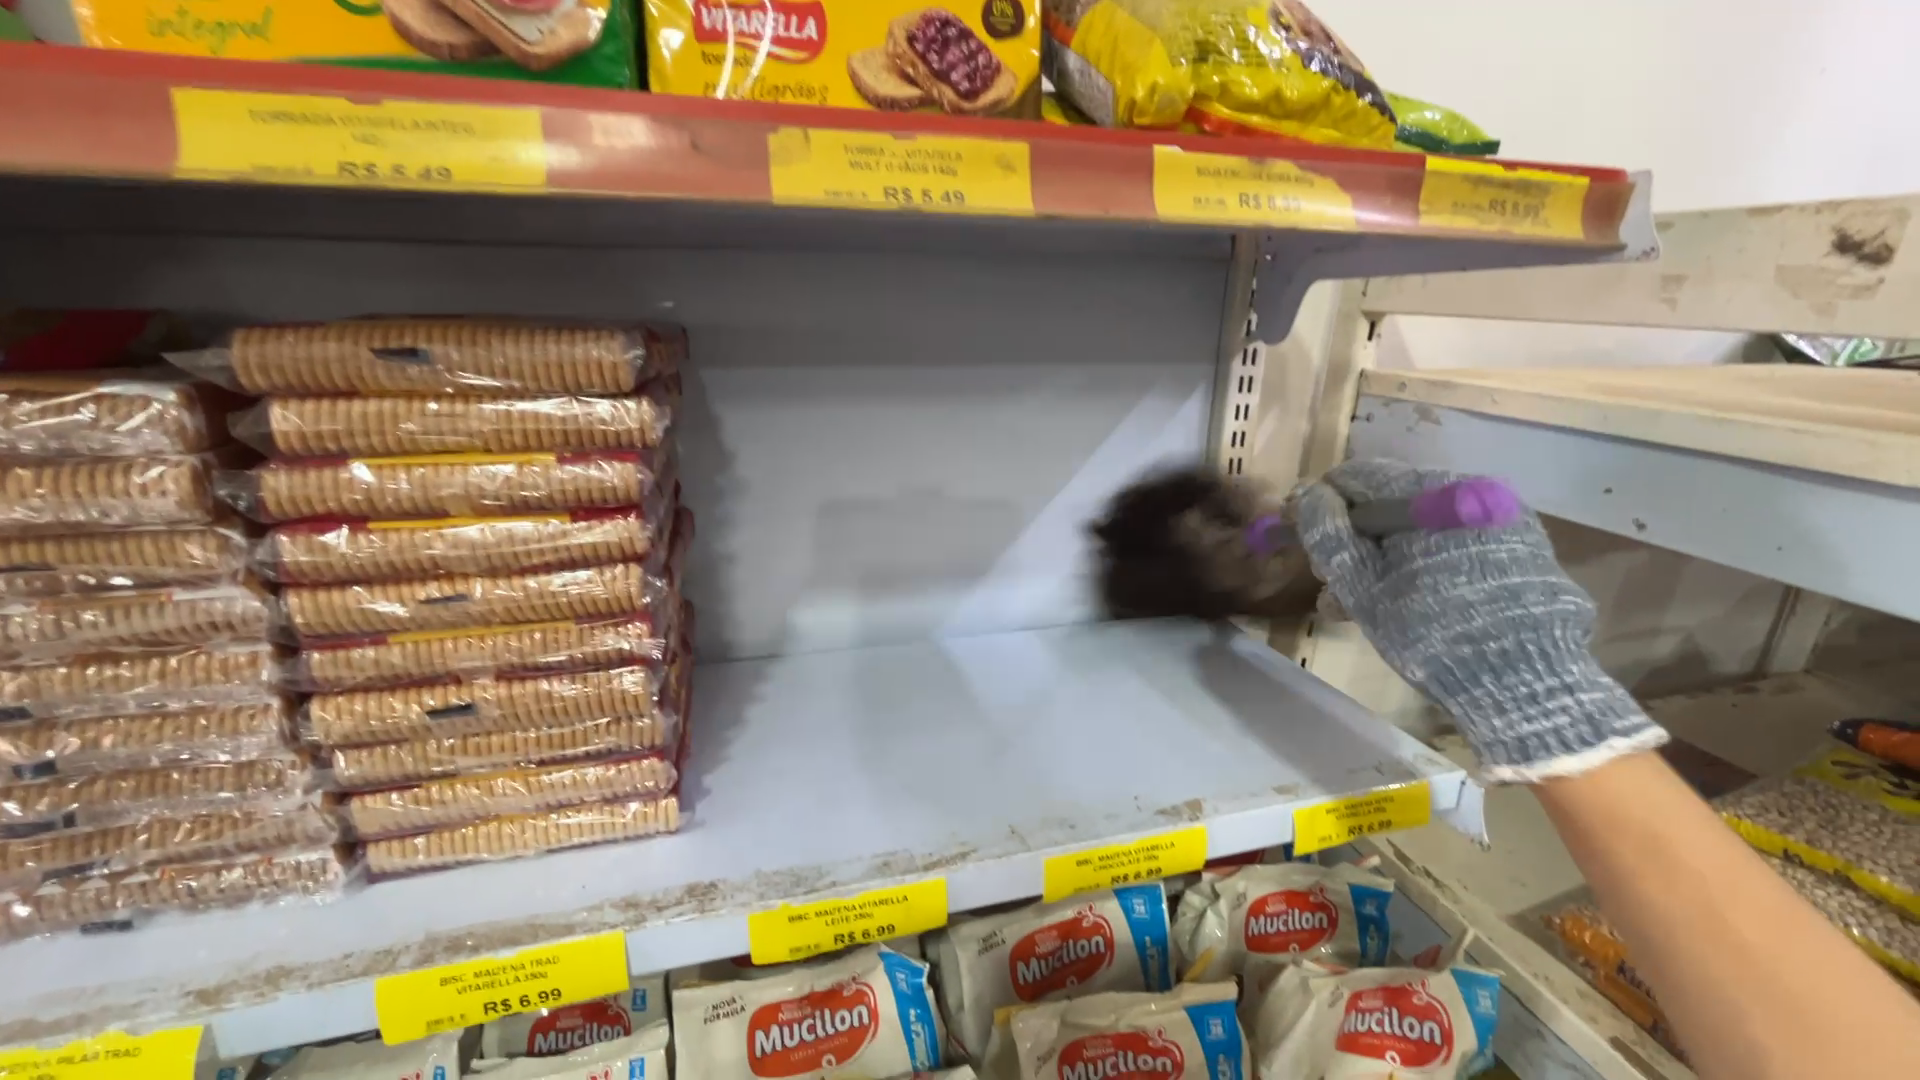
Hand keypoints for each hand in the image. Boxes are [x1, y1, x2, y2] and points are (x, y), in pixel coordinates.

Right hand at [1291, 459, 1665, 782]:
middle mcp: (1472, 490)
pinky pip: (1455, 543)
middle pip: (1389, 501)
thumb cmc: (1427, 629)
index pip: (1356, 478)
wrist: (1522, 679)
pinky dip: (1425, 563)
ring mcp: (1503, 519)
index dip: (1320, 506)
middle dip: (1354, 538)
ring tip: (1366, 604)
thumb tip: (1307, 496)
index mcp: (1430, 490)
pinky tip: (1415, 602)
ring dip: (1386, 557)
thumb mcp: (1360, 584)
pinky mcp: (1523, 550)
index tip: (1302, 538)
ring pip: (1421, 526)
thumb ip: (1326, 533)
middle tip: (1331, 582)